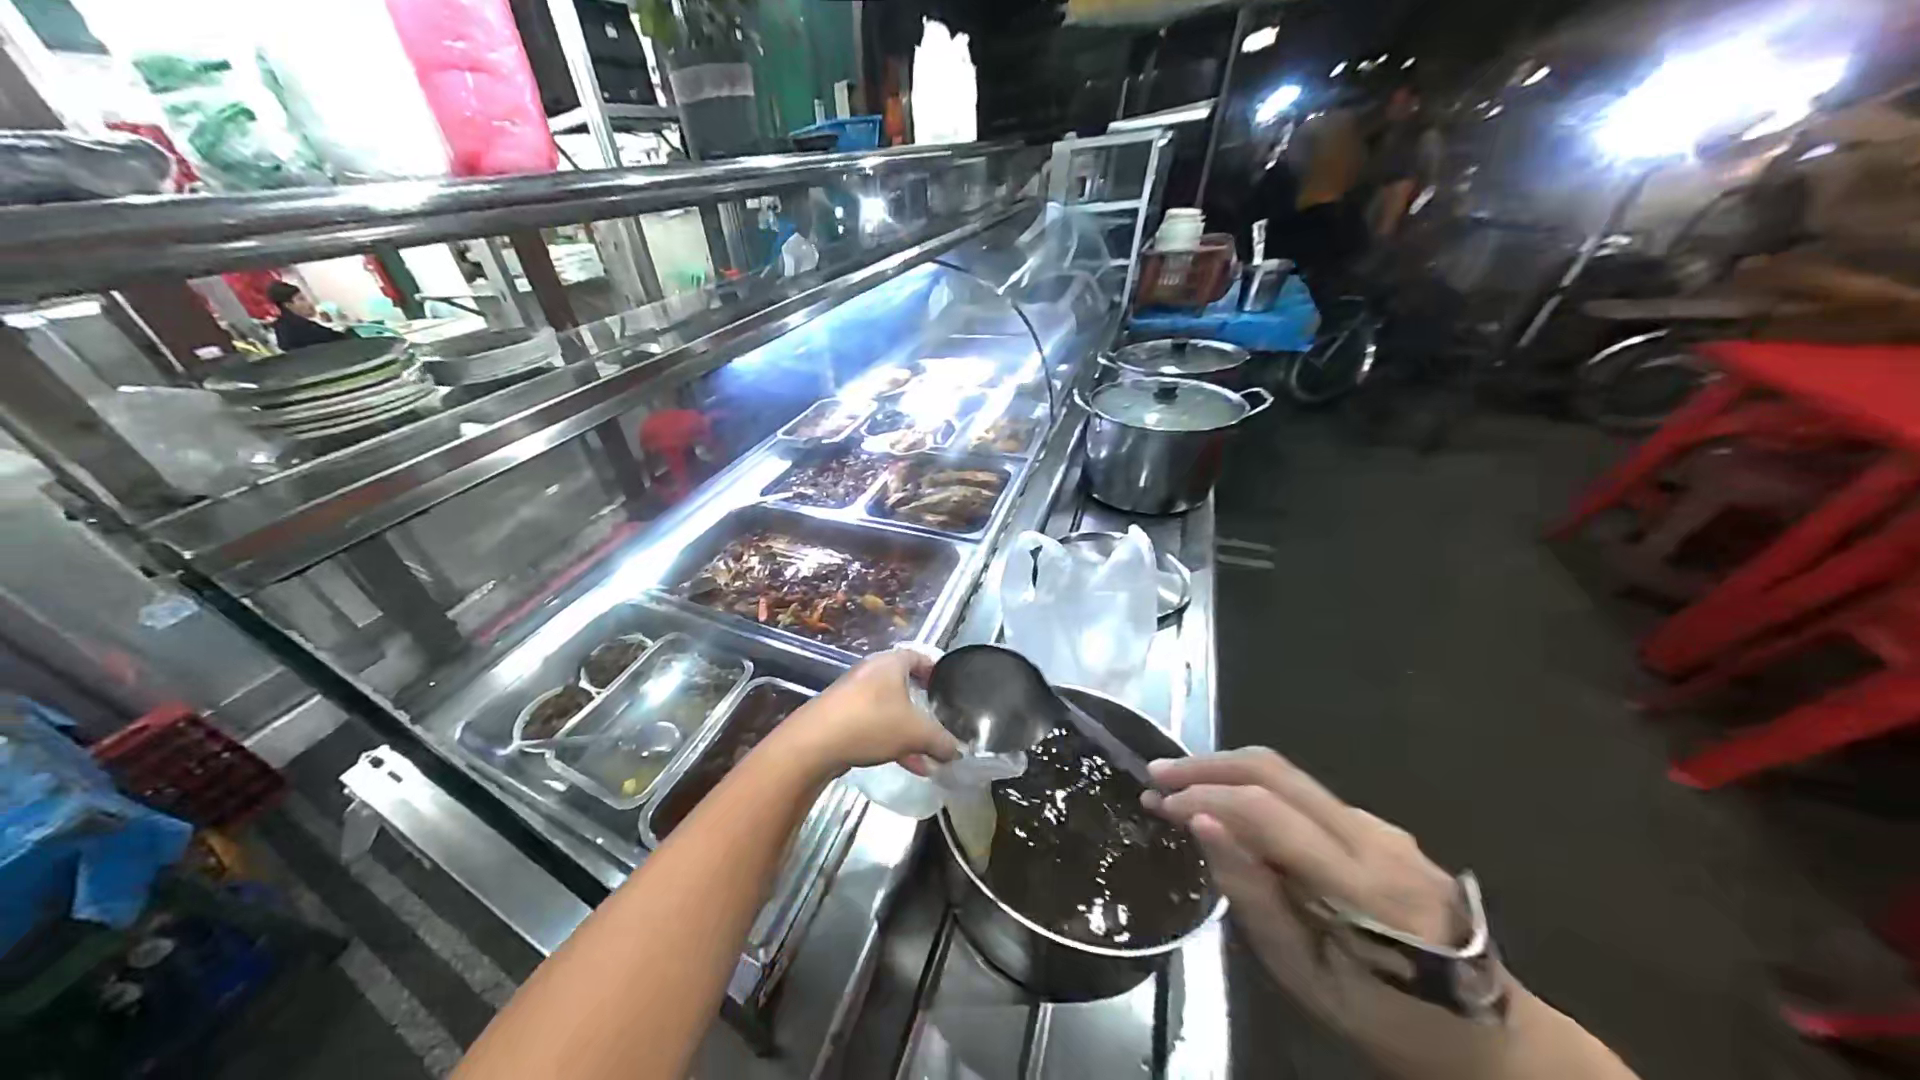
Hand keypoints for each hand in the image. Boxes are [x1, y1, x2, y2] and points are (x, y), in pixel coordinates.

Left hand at [778, 649, 960, 774]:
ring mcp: (852, 695)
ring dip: (908, 730)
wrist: (813, 743)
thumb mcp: (916, 733)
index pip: (918, 656)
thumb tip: (957, 751)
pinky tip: (906, 764)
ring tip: (927, 755)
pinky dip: (890, 739)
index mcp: (890, 663)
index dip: (935, 669)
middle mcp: (870, 673)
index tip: (947, 685)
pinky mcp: (839, 717)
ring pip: (889, 709)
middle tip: (939, 720)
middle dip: (923, 706)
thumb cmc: (871, 723)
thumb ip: (941, 741)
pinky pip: (873, 724)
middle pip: (903, 684)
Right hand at [1144, 748, 1466, 1033]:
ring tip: (1182, 791)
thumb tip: (1204, 826)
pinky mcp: (1381, 828)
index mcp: (1360, 883)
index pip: (1265, 811)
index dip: (1205, 797)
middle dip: (1207, 765)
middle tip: (1157, 775)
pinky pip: (1306, 797)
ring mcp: (1382, 827)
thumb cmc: (1393, 1021)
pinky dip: (1257, 792)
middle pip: (1275, 770)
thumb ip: (1255, 898)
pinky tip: (1233, 813)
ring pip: (1290, 775)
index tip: (1159, 804)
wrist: (1496, 1035)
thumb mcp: (1310, 979)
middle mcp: (1373, 836)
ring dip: (1228, 773)